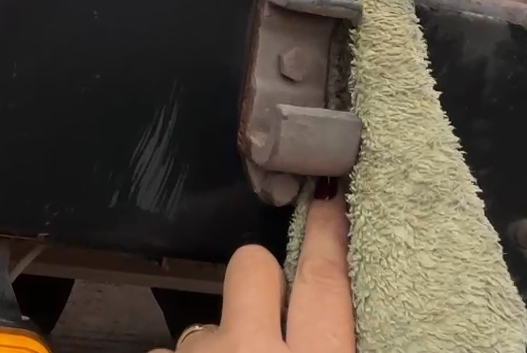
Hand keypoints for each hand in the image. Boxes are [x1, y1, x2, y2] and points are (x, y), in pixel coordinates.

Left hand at [155, 198, 352, 352]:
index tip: (326, 189)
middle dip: (258, 269)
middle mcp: (249, 347)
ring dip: (215, 346)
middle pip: (252, 264)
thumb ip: (330, 345)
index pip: (322, 280)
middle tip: (268, 305)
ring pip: (206, 319)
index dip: (325, 233)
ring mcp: (196, 351)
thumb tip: (327, 327)